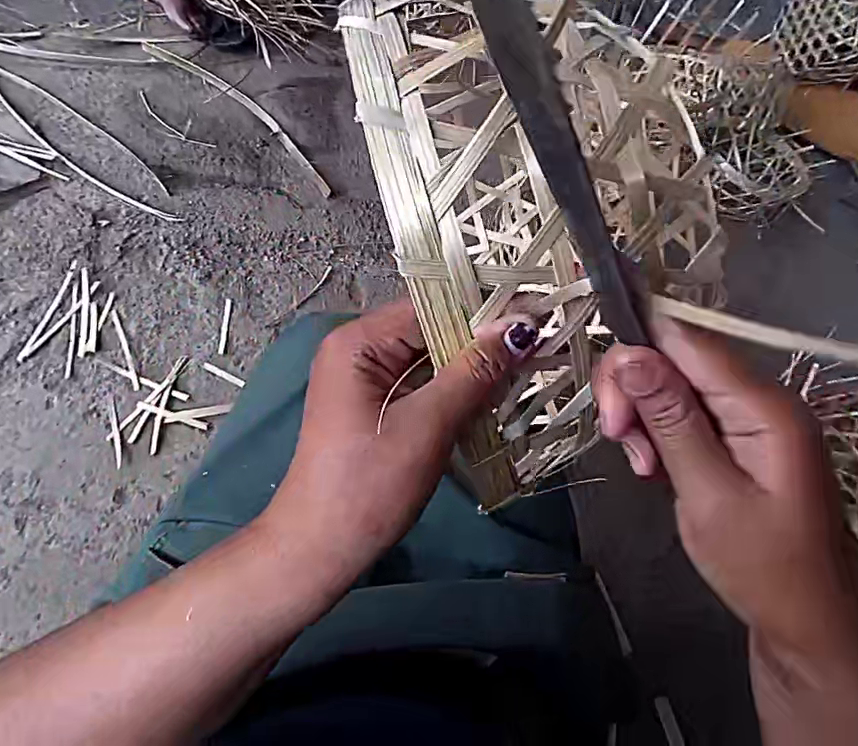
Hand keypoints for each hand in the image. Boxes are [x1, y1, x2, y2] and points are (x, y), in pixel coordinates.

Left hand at [261, 302, 538, 580]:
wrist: (317, 552)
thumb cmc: (367, 486)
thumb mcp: (427, 424)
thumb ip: (474, 371)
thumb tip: (520, 326)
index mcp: (358, 341)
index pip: (431, 305)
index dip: (483, 308)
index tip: (535, 311)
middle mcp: (358, 348)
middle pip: (431, 327)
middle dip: (481, 336)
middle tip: (539, 339)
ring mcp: (365, 377)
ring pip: (431, 355)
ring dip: (473, 362)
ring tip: (527, 359)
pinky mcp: (375, 403)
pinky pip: (423, 380)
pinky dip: (455, 385)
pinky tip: (493, 388)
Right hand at [593, 316, 857, 744]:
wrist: (812, 631)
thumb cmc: (763, 570)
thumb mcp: (708, 495)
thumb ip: (669, 419)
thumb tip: (629, 353)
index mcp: (765, 405)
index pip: (686, 340)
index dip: (637, 352)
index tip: (609, 402)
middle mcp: (761, 397)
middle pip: (676, 357)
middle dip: (635, 389)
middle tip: (617, 438)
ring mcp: (752, 415)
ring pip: (673, 383)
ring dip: (643, 414)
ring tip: (641, 465)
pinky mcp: (741, 434)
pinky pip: (686, 409)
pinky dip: (659, 430)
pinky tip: (654, 465)